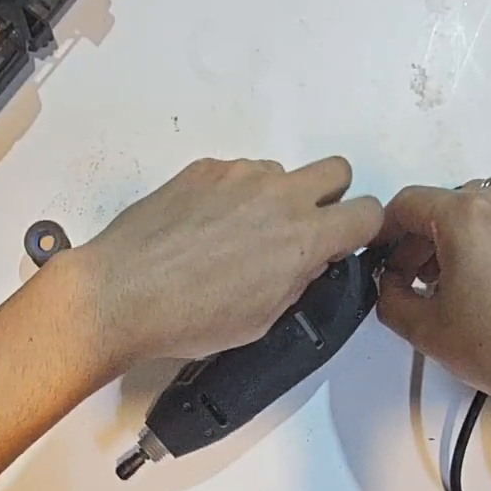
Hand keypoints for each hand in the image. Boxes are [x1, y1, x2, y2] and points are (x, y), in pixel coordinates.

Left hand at [59, 156, 382, 374]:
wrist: (123, 294)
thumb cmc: (191, 321)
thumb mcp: (259, 321)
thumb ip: (296, 283)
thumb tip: (309, 261)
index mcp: (302, 239)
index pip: (368, 213)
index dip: (360, 230)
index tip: (341, 245)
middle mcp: (279, 195)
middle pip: (336, 172)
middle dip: (327, 199)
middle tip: (295, 232)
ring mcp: (239, 175)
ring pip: (279, 173)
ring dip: (271, 199)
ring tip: (232, 238)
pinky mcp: (204, 169)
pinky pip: (236, 173)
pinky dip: (230, 196)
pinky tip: (200, 229)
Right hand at [375, 166, 490, 432]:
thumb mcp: (425, 331)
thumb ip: (389, 297)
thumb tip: (389, 282)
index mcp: (466, 217)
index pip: (407, 204)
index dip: (386, 231)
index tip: (385, 255)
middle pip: (446, 204)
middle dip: (424, 240)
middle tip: (420, 281)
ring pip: (484, 204)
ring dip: (464, 233)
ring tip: (465, 276)